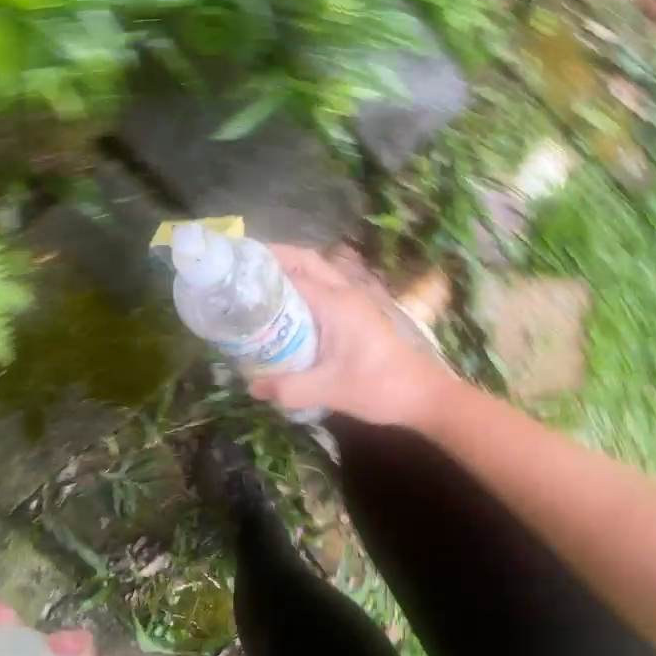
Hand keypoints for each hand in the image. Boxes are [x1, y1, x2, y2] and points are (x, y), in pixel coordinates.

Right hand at [251, 245, 463, 427]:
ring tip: (257, 289)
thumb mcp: (330, 390)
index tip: (231, 273)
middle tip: (242, 273)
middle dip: (274, 259)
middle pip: (306, 261)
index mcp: (336, 302)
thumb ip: (289, 388)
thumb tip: (252, 386)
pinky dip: (302, 290)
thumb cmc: (380, 387)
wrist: (424, 396)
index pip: (291, 274)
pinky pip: (325, 290)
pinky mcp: (359, 315)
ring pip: (318, 273)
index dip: (260, 271)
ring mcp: (355, 302)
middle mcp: (345, 293)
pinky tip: (286, 314)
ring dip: (290, 272)